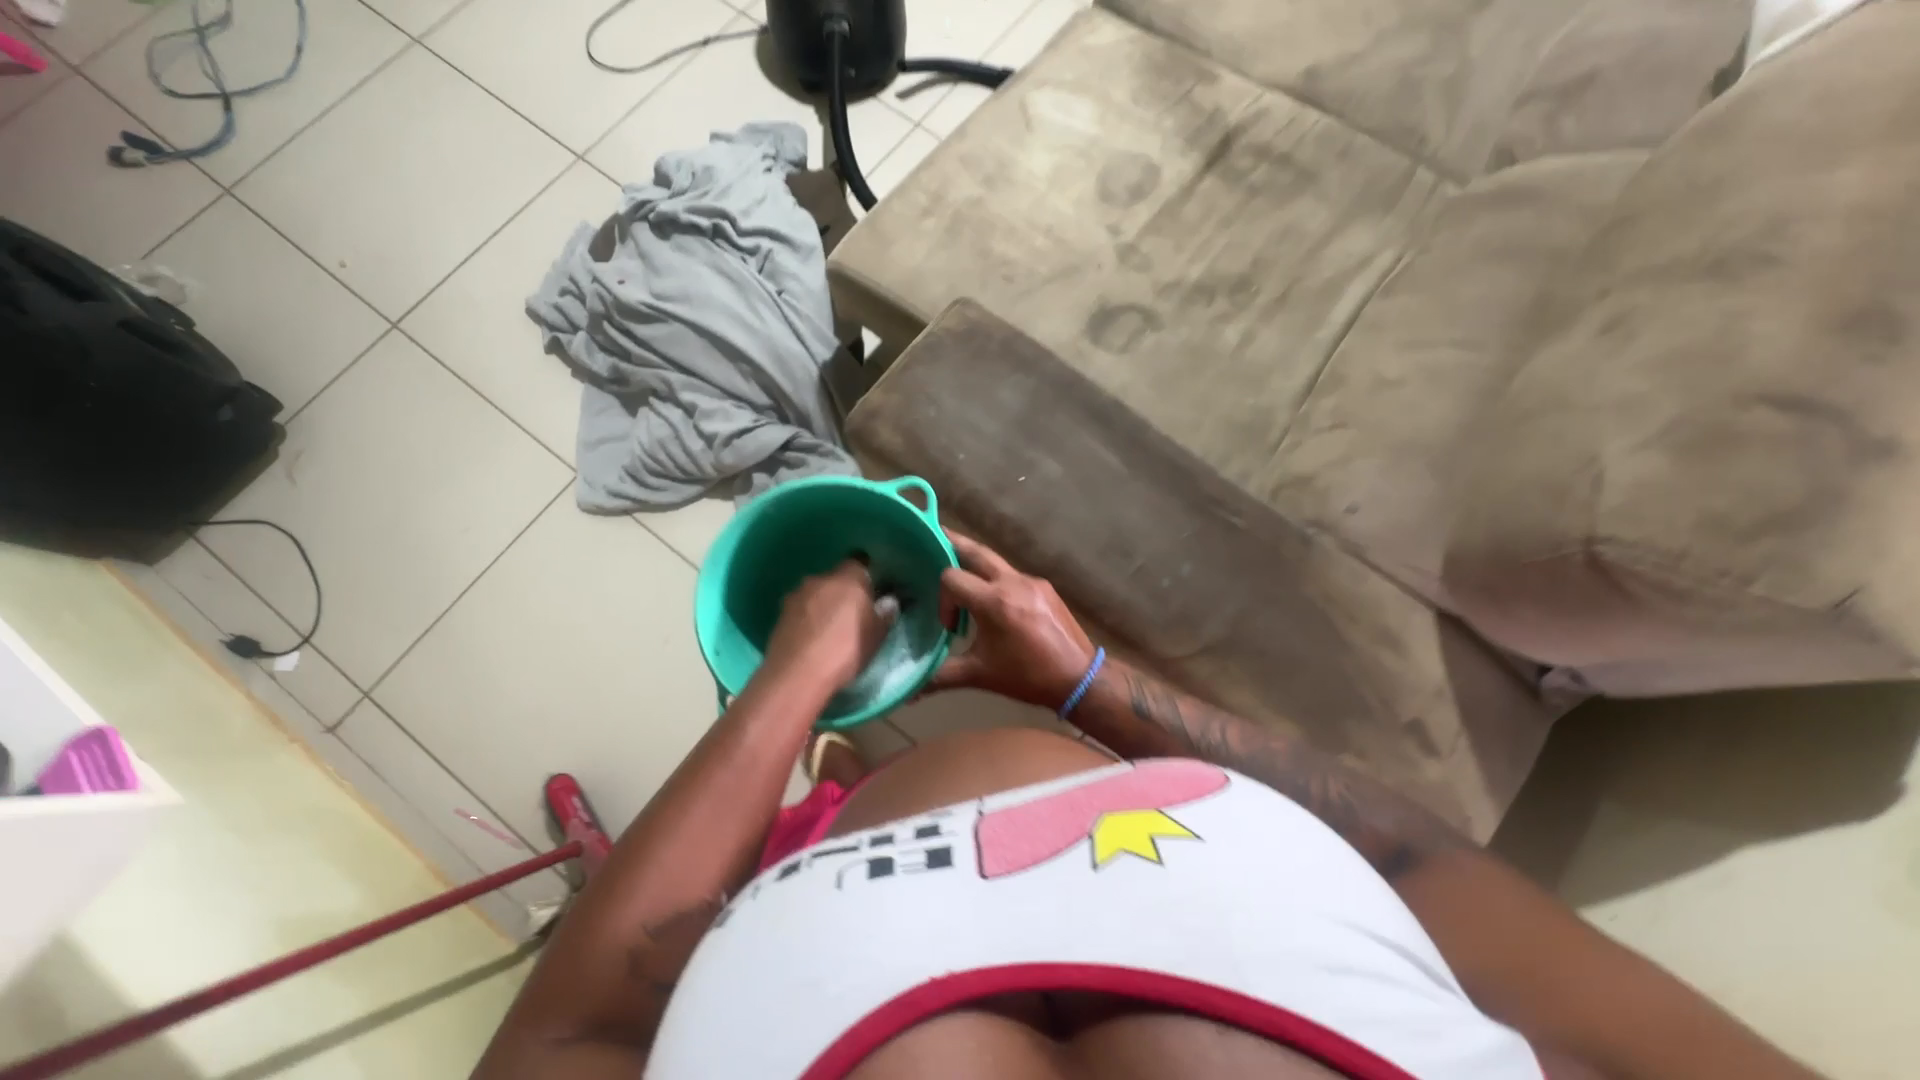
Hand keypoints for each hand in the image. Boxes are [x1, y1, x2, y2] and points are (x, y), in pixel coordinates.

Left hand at [762, 559, 895, 690]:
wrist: (797, 674)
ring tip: (829, 630)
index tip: (871, 591)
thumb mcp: (876, 636)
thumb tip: (888, 602)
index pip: (859, 561)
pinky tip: (811, 639)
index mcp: (848, 578)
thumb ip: (884, 614)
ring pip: (816, 593)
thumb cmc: (845, 651)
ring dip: (823, 605)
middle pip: (836, 578)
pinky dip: (807, 618)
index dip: (865, 575)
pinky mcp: (780, 613)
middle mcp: (820, 579)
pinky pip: (801, 609)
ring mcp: (797, 594)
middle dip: (843, 592)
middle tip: (852, 615)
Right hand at [928, 532, 1096, 708]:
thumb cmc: (1027, 677)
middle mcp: (1012, 582)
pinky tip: (993, 601)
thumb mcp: (979, 675)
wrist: (1079, 678)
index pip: (952, 578)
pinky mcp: (1045, 587)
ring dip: (975, 565)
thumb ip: (941, 676)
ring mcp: (1031, 582)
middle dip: (952, 543)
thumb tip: (907, 694)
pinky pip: (1012, 575)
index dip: (943, 600)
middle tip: (933, 535)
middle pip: (975, 551)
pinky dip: (996, 580)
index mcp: (994, 602)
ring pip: (995, 562)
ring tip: (959, 571)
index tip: (950, 628)